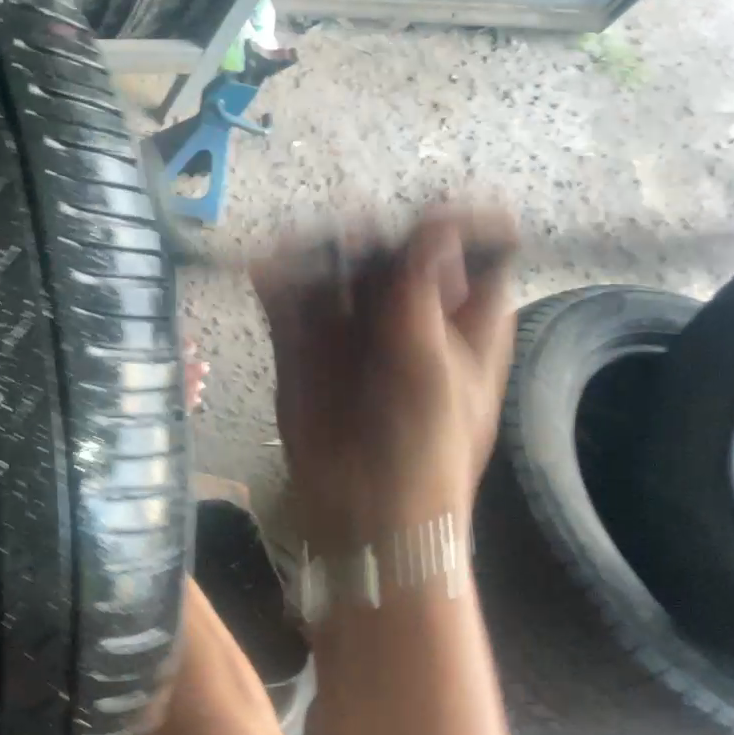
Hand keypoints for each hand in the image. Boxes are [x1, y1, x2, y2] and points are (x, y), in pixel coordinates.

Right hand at [252, 208, 517, 554]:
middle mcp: (407, 313)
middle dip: (368, 239)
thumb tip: (431, 227)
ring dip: (315, 255)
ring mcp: (351, 331)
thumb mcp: (434, 375)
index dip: (448, 224)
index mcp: (464, 317)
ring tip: (291, 251)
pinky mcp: (302, 350)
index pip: (471, 246)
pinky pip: (288, 305)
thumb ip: (421, 303)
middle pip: (392, 250)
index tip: (419, 223)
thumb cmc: (424, 451)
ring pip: (335, 273)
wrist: (365, 511)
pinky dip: (275, 284)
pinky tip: (262, 268)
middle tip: (344, 243)